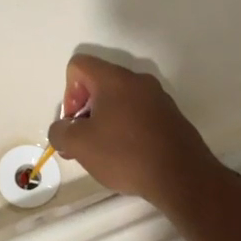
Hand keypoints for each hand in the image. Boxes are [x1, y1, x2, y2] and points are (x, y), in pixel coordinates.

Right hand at [45, 54, 226, 206]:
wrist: (181, 175)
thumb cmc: (125, 154)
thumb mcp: (80, 145)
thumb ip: (60, 132)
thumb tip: (62, 129)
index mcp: (115, 79)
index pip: (79, 65)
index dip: (68, 92)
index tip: (75, 122)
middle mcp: (138, 81)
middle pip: (99, 84)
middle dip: (85, 111)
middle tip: (84, 143)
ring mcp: (158, 98)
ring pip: (120, 101)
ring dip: (105, 122)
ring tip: (105, 154)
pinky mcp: (171, 117)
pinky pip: (139, 114)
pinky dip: (127, 129)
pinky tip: (128, 156)